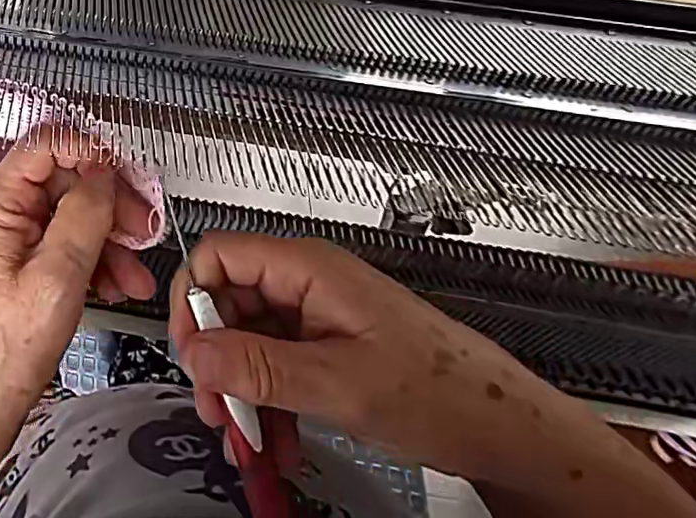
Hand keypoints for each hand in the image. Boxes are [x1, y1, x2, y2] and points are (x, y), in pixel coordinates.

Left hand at [0, 125, 158, 436]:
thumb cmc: (8, 343)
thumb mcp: (58, 274)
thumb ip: (84, 214)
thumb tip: (104, 174)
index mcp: (1, 202)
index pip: (47, 144)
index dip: (88, 150)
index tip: (121, 170)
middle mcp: (9, 208)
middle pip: (71, 177)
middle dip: (112, 203)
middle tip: (141, 225)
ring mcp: (22, 230)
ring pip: (80, 209)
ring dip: (113, 237)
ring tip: (134, 269)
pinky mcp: (36, 253)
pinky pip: (77, 237)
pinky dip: (102, 256)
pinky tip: (118, 281)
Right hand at [168, 232, 692, 512]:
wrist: (503, 427)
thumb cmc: (440, 390)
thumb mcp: (339, 384)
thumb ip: (260, 367)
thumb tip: (196, 353)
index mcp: (305, 267)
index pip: (218, 255)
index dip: (195, 298)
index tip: (191, 353)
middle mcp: (305, 280)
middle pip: (230, 301)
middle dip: (216, 358)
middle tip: (217, 411)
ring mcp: (315, 311)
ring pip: (250, 338)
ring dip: (243, 390)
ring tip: (249, 440)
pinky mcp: (325, 342)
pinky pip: (277, 362)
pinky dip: (270, 401)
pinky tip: (279, 441)